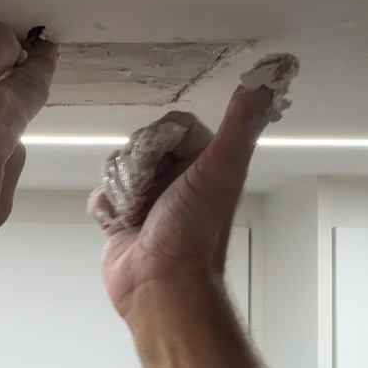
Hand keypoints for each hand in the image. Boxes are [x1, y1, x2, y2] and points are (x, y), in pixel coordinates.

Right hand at [91, 77, 276, 319]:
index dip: (160, 138)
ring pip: (117, 167)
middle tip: (150, 194)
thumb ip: (239, 125)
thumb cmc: (191, 233)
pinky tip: (120, 223)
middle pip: (140, 143)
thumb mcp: (219, 171)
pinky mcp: (123, 218)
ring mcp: (149, 199)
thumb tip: (265, 83)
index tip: (164, 161)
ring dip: (119, 188)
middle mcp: (178, 179)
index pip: (171, 125)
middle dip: (135, 165)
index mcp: (205, 164)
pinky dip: (105, 207)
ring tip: (135, 213)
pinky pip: (102, 194)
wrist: (159, 285)